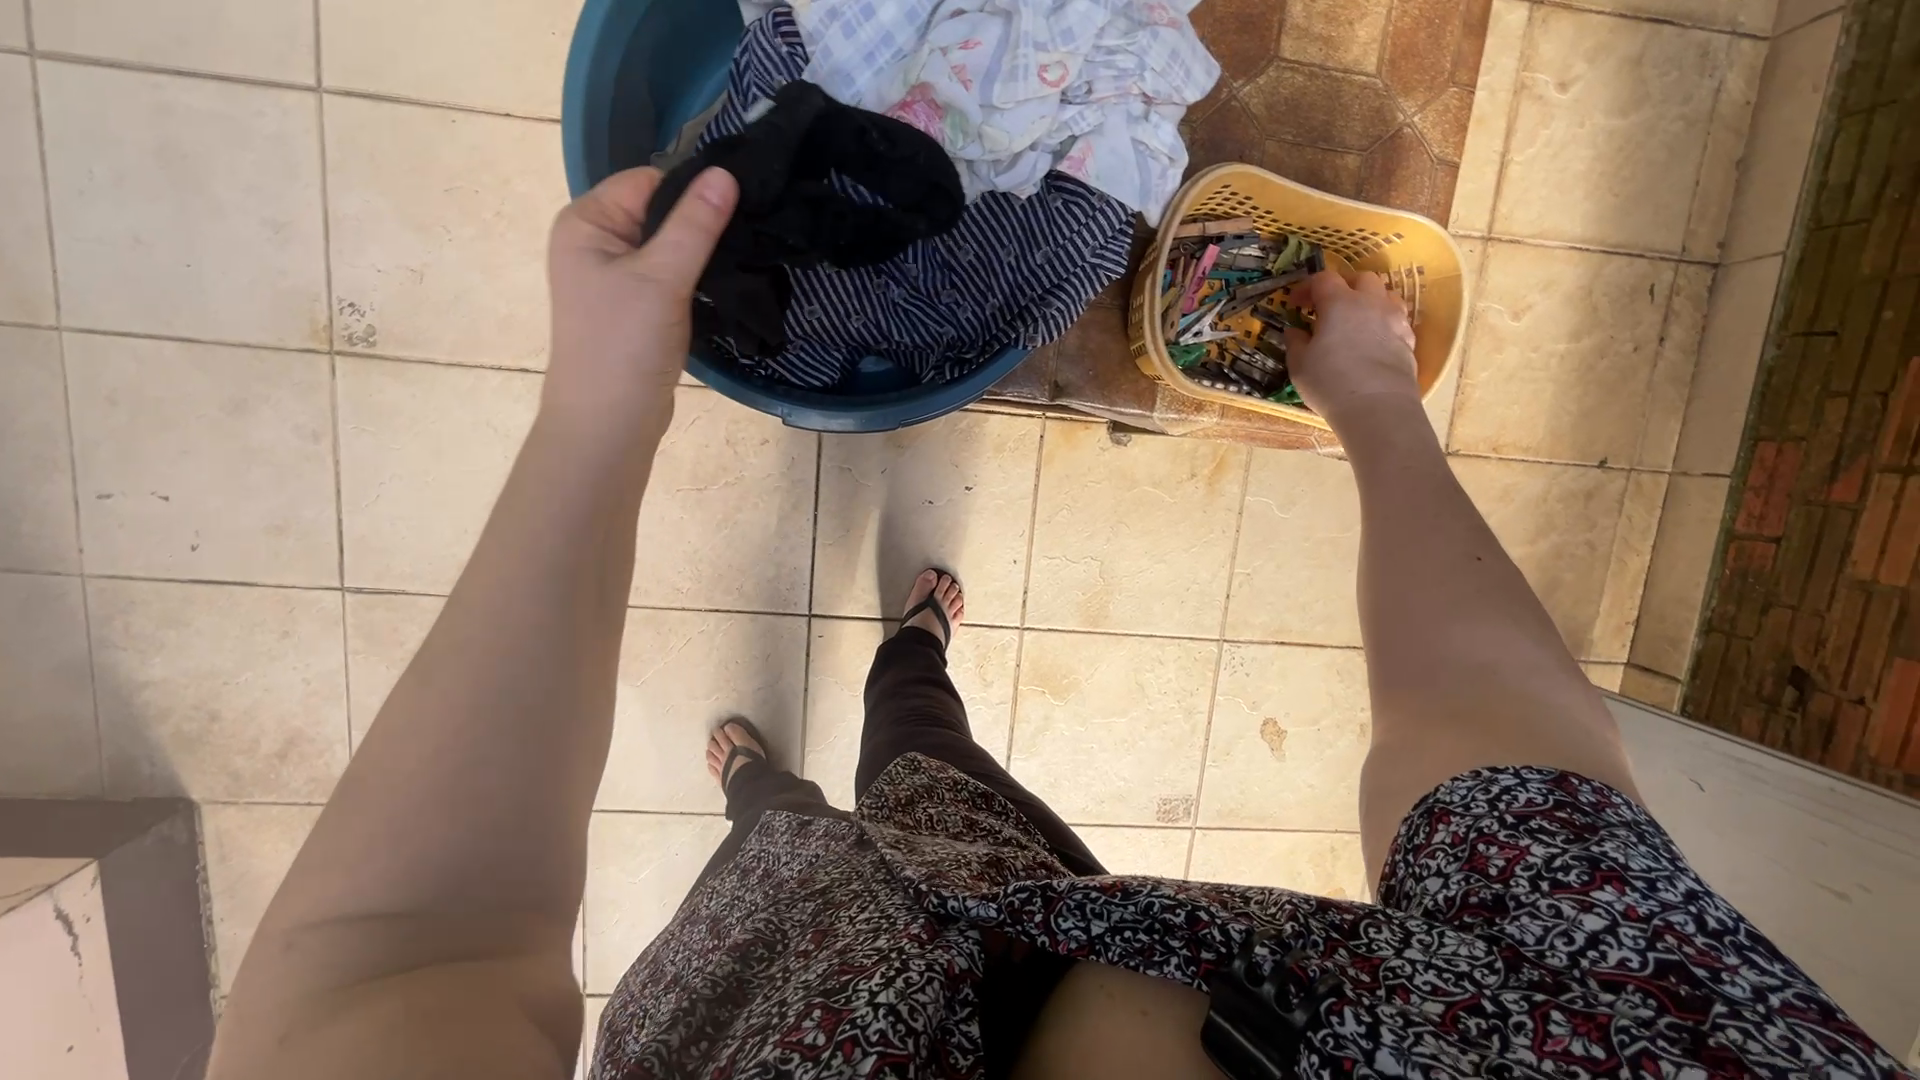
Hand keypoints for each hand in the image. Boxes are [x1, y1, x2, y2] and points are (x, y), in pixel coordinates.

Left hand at [543, 165, 738, 435]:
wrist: (609, 422)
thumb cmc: (624, 345)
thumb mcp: (662, 278)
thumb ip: (695, 224)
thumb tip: (726, 173)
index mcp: (586, 222)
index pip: (647, 181)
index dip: (691, 191)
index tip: (740, 207)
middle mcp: (593, 242)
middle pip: (657, 212)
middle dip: (699, 224)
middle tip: (748, 236)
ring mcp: (613, 278)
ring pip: (667, 248)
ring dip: (699, 256)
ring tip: (740, 261)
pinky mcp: (633, 309)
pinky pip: (668, 278)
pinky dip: (693, 281)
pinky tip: (721, 288)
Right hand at [1283, 270, 1419, 430]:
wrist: (1376, 405)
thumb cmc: (1329, 381)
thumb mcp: (1299, 364)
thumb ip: (1296, 342)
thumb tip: (1294, 330)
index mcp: (1339, 302)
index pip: (1323, 279)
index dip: (1307, 288)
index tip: (1296, 303)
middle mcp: (1370, 303)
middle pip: (1361, 279)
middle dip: (1343, 286)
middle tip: (1328, 307)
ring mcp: (1394, 318)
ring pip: (1385, 294)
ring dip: (1369, 300)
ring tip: (1355, 319)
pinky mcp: (1408, 338)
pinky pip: (1397, 318)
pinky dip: (1383, 321)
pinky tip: (1374, 339)